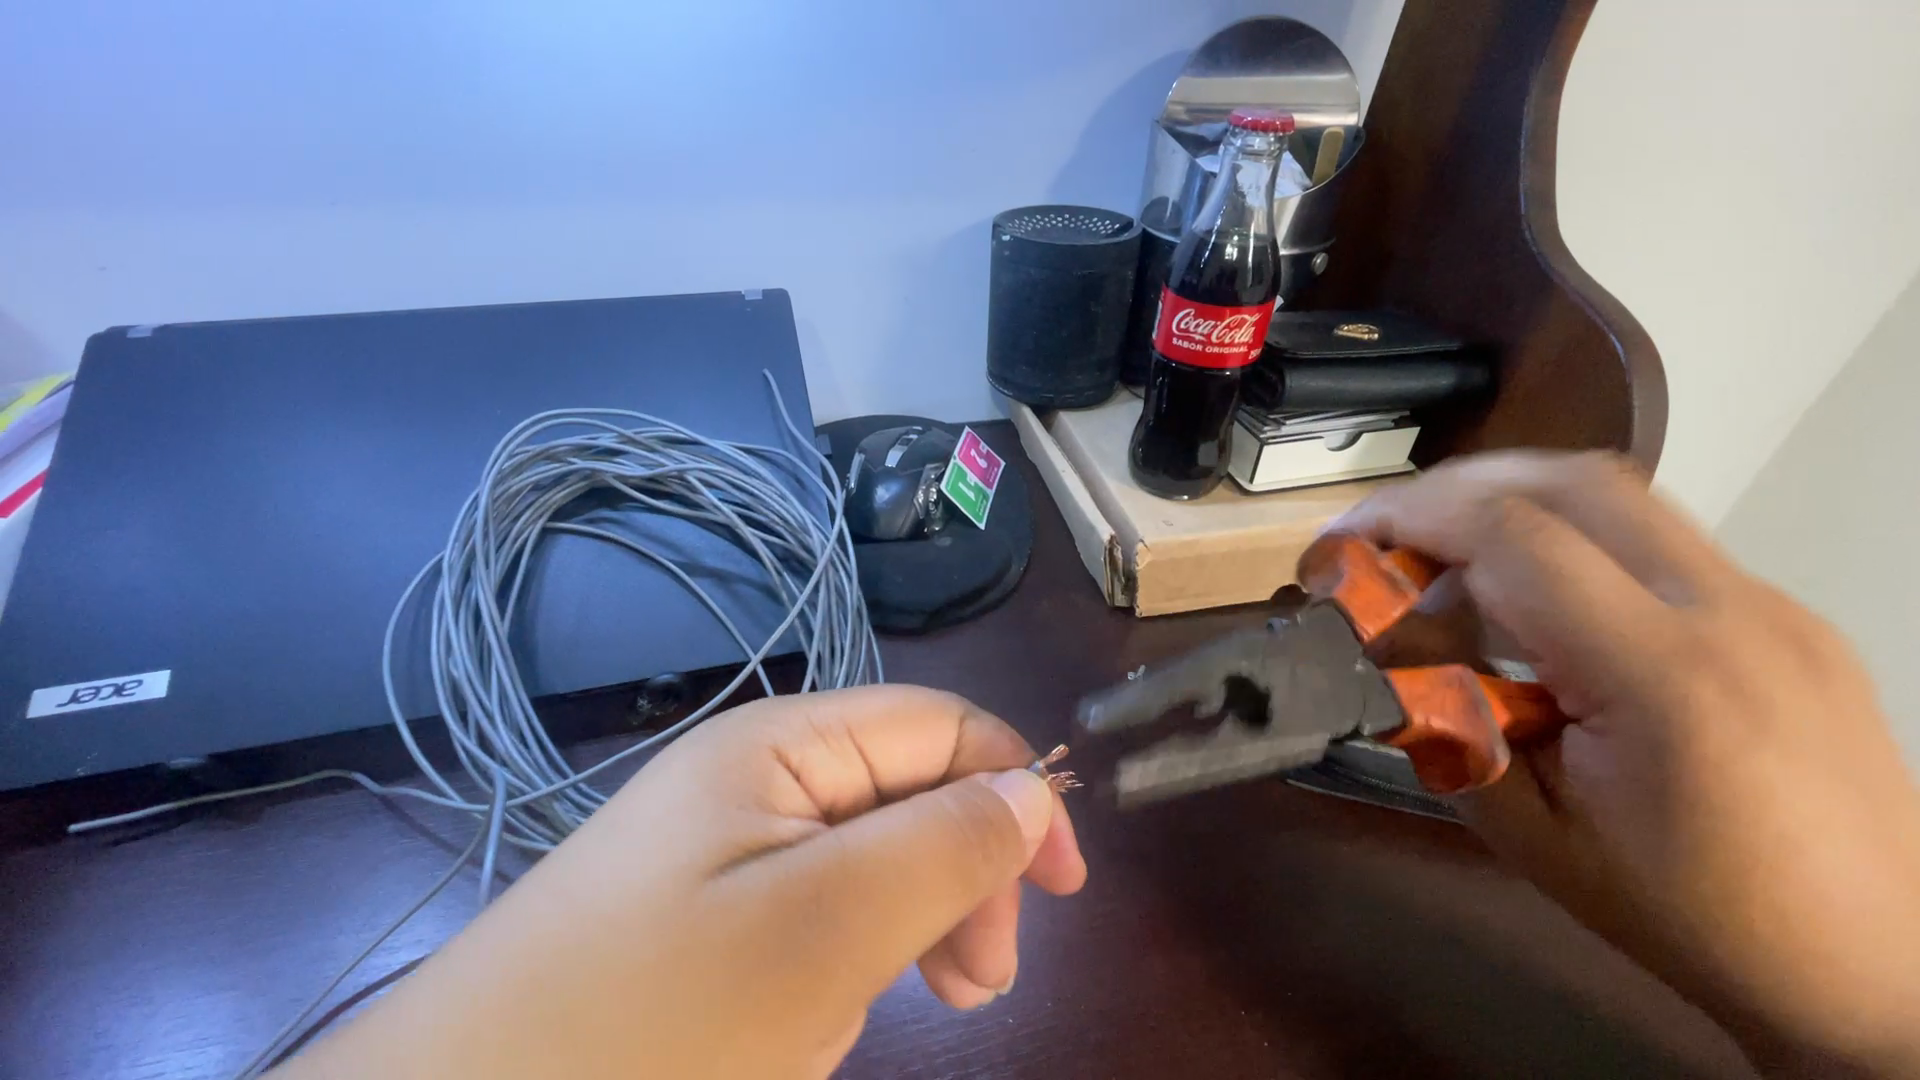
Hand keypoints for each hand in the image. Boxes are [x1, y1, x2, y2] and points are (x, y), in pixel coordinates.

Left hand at [278, 685, 1086, 1079]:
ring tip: (924, 1001)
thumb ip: (945, 845)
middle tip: (982, 980)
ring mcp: (732, 847)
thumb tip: (1032, 790)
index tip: (1065, 889)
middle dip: (967, 869)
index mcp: (784, 746)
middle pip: (911, 789)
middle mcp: (761, 778)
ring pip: (874, 855)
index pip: (938, 726)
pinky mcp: (713, 914)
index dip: (1013, 786)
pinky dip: (857, 954)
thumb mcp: (827, 929)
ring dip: (918, 919)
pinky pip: (823, 909)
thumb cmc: (651, 1022)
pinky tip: (833, 1015)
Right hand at [1334, 452, 1919, 1076]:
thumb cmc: (1692, 915)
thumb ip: (1449, 729)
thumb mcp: (1533, 833)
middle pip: (1567, 481)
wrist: (1878, 968)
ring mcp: (1767, 602)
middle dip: (1449, 491)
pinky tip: (1526, 598)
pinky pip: (1647, 535)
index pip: (1513, 538)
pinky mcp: (1777, 610)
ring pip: (1612, 493)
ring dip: (1503, 503)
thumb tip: (1387, 659)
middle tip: (1380, 537)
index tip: (1339, 545)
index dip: (1407, 521)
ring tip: (1441, 560)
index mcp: (1665, 676)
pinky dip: (1559, 537)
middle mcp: (1731, 612)